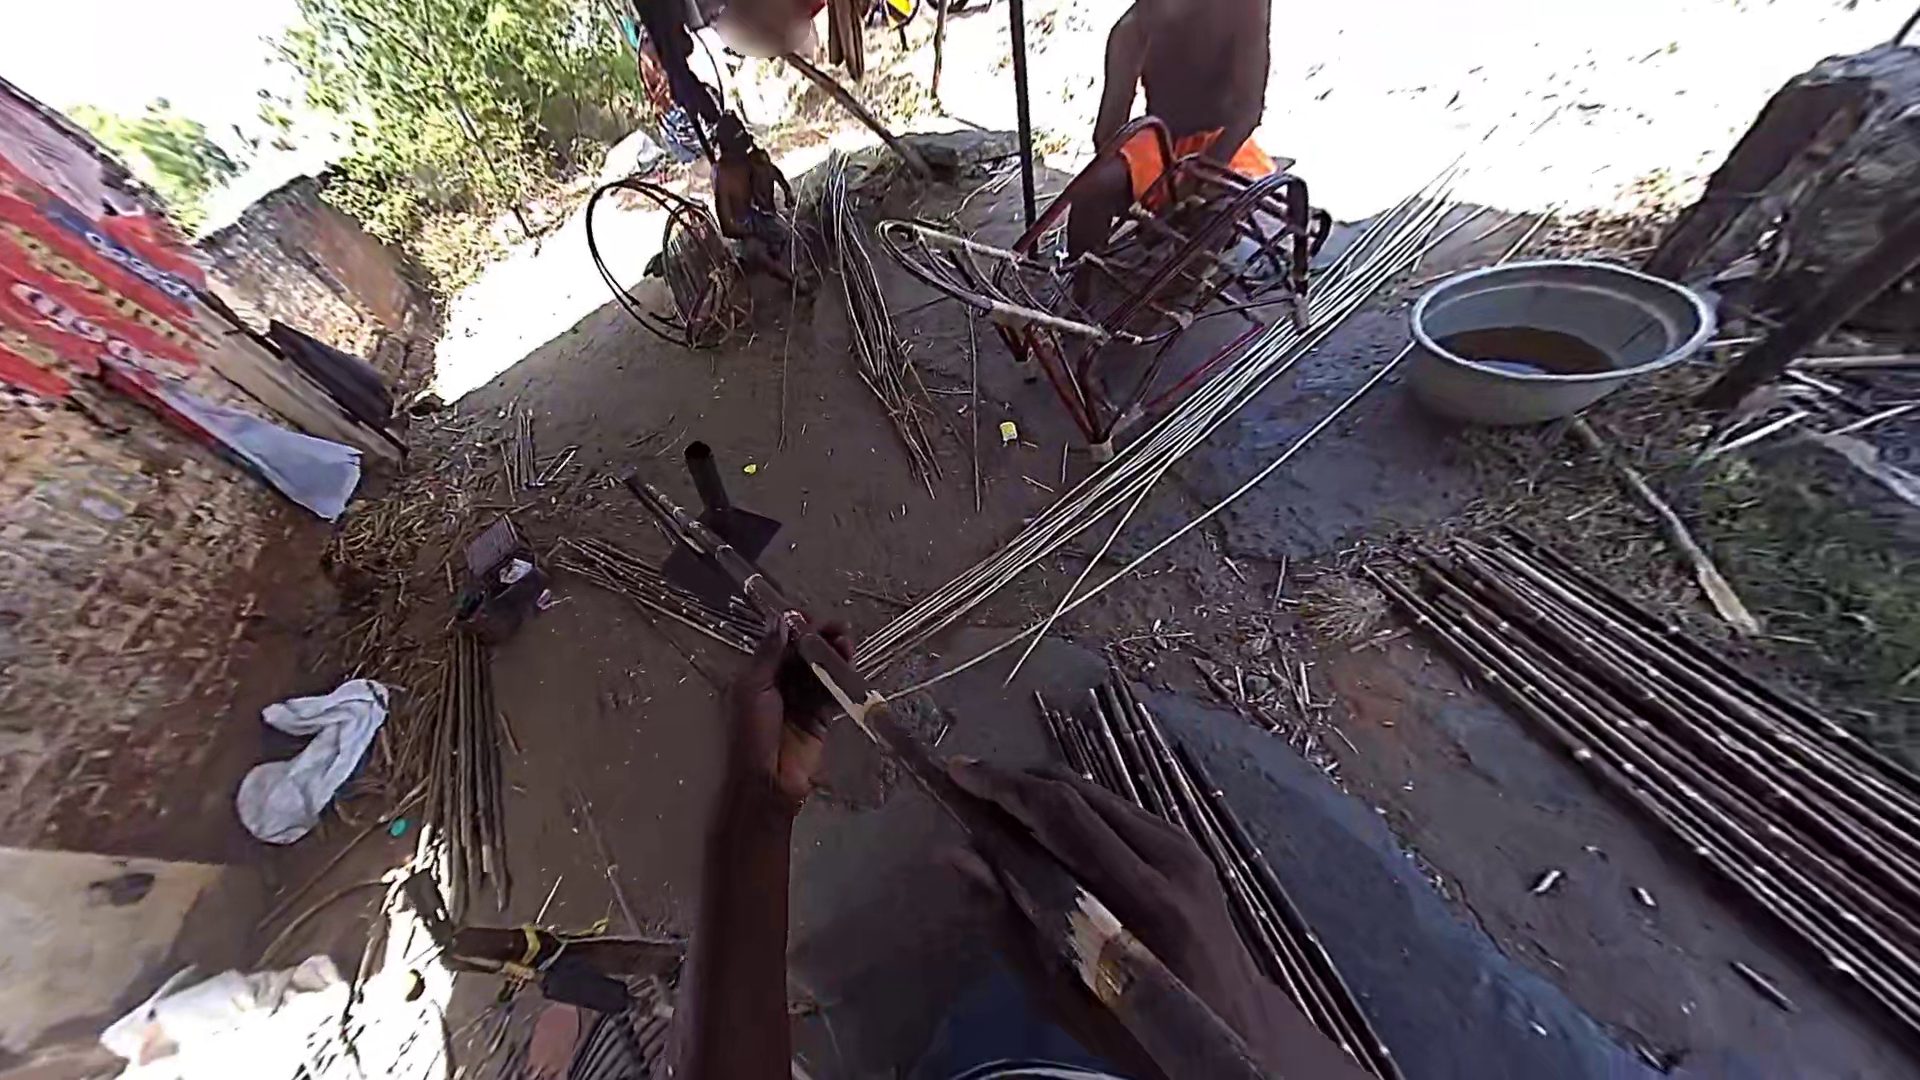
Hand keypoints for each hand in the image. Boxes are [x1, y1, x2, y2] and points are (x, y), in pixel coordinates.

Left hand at [726, 617, 852, 808]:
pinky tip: (850, 665)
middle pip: (805, 653)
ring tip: (847, 645)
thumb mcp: (753, 688)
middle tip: (839, 630)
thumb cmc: (750, 734)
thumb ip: (770, 654)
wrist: (766, 783)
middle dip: (821, 638)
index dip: (798, 628)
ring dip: (834, 654)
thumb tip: (780, 619)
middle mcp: (781, 684)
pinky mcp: (821, 715)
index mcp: (758, 675)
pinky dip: (843, 676)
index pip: (782, 643)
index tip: (814, 620)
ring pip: (822, 668)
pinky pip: (834, 690)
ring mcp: (802, 700)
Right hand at [945, 760, 1270, 1038]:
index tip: (957, 772)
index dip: (1003, 788)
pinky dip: (1067, 804)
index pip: (1062, 818)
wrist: (1240, 1034)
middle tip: (969, 786)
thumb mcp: (1062, 999)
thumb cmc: (1142, 1033)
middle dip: (1013, 780)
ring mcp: (1180, 842)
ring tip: (998, 806)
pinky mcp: (1182, 837)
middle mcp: (1168, 856)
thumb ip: (1005, 922)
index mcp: (1144, 904)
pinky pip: (1110, 803)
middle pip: (1074, 790)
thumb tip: (953, 854)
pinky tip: (1043, 825)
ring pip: (1090, 789)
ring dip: (1037, 789)